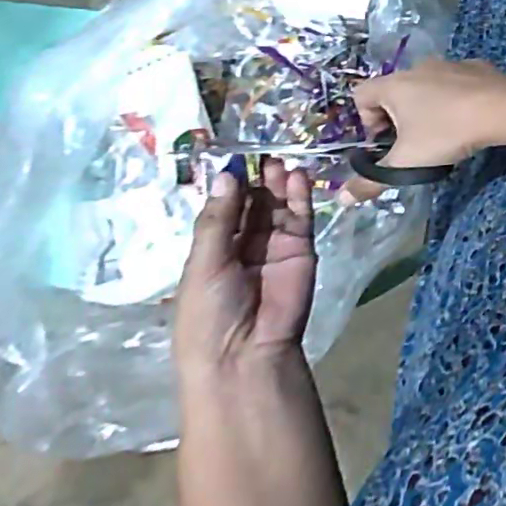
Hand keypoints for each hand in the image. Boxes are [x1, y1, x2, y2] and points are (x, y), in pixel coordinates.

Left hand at [173, 160, 316, 381]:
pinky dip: (299, 195)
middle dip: (255, 179)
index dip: (228, 185)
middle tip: (260, 152)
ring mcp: (275, 245)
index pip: (223, 210)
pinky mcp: (302, 247)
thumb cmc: (208, 315)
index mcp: (212, 252)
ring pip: (277, 205)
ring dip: (277, 182)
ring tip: (277, 159)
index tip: (233, 156)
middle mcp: (244, 245)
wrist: (245, 354)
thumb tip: (225, 174)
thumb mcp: (203, 266)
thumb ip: (218, 220)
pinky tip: (296, 176)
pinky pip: (300, 216)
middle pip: (252, 203)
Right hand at [345, 59, 505, 200]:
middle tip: (412, 143)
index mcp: (394, 84)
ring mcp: (448, 64)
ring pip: (425, 85)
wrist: (501, 108)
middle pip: (393, 91)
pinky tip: (468, 117)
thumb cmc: (446, 132)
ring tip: (442, 132)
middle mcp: (418, 67)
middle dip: (396, 117)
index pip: (361, 95)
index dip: (365, 122)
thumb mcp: (407, 162)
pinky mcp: (475, 67)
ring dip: (426, 107)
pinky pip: (454, 83)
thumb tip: (342, 199)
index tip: (384, 143)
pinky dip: (453, 98)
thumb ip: (373, 181)